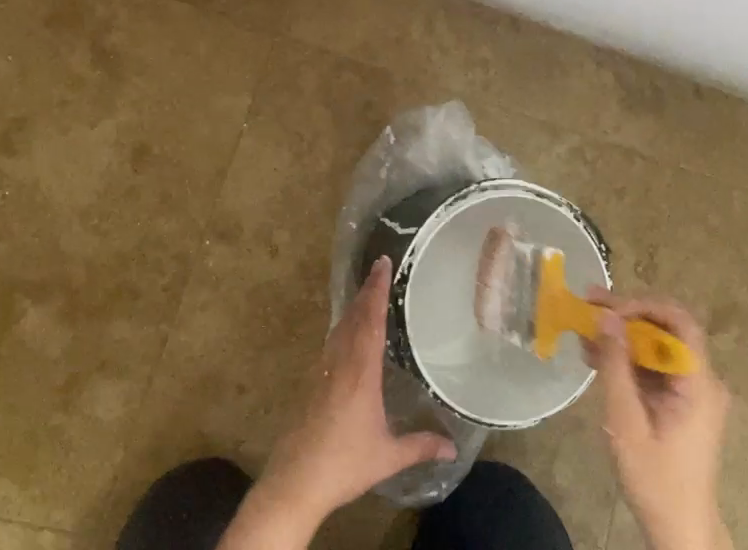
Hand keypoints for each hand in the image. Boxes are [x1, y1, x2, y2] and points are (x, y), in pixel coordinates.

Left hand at [255, 257, 456, 521]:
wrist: (294, 483)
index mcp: (360, 373)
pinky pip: (330, 346)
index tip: (383, 264)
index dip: (377, 291)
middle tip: (379, 268)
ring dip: (353, 309)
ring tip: (367, 294)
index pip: (370, 321)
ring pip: (338, 330)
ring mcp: (321, 374)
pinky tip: (347, 335)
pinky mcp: (310, 386)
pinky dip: (343, 329)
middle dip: (366, 291)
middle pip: (352, 318)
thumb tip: (452, 448)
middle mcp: (338, 364)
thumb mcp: (387, 457)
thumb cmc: (343, 465)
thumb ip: (420, 446)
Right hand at [587, 292, 731, 549]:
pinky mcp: (682, 404)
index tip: (606, 309)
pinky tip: (598, 358)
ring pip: (658, 348)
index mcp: (699, 382)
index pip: (679, 322)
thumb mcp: (626, 421)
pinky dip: (629, 361)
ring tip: (584, 332)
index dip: (643, 306)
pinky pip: (656, 369)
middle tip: (587, 306)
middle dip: (626, 316)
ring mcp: (694, 392)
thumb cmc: (655, 478)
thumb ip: (616, 367)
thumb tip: (606, 317)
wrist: (680, 528)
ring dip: (623, 338)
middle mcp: (703, 380)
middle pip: (667, 331)